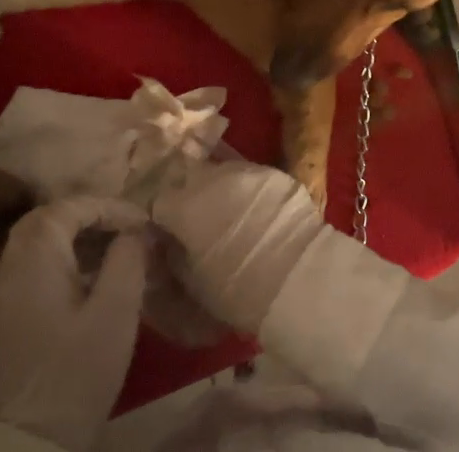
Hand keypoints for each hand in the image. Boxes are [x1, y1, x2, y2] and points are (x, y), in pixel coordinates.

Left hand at [0, 197, 148, 451]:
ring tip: (113, 253)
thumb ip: (127, 259)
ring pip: (32, 249)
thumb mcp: (116, 309)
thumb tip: (134, 232)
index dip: (104, 206)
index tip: (138, 223)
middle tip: (123, 228)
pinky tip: (88, 284)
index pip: (62, 210)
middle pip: (40, 224)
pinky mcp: (1, 325)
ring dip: (72, 239)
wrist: (32, 436)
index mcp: (32, 267)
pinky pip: (29, 274)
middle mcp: (6, 276)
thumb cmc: (79, 367)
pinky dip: (60, 263)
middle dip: (84, 216)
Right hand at [151, 158, 326, 334]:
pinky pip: (252, 177)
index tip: (163, 227)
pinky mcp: (278, 174)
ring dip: (219, 188)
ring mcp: (250, 171)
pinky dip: (247, 190)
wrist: (298, 276)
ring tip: (224, 211)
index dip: (159, 215)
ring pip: (223, 173)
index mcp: (185, 205)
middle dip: (188, 196)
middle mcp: (215, 178)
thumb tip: (166, 239)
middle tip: (193, 218)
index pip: (159, 201)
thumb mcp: (190, 279)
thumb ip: (172, 251)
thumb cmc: (237, 288)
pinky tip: (252, 209)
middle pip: (191, 179)